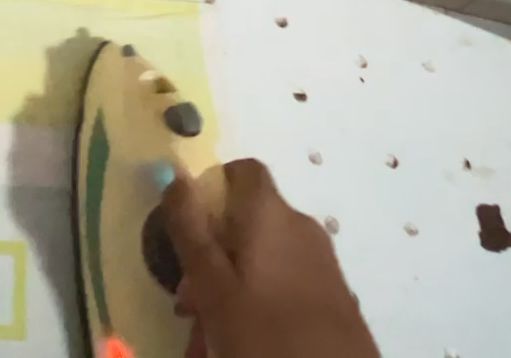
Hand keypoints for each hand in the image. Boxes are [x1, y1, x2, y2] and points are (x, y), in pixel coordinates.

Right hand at [163, 158, 380, 357]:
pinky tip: (246, 339)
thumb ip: (188, 225)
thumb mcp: (211, 282)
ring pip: (263, 257)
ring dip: (232, 283)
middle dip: (213, 252)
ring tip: (209, 334)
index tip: (191, 229)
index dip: (212, 189)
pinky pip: (285, 282)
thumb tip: (175, 173)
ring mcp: (322, 263)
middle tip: (189, 300)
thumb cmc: (265, 334)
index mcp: (271, 212)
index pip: (242, 170)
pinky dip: (260, 301)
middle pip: (247, 220)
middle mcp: (300, 226)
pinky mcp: (335, 299)